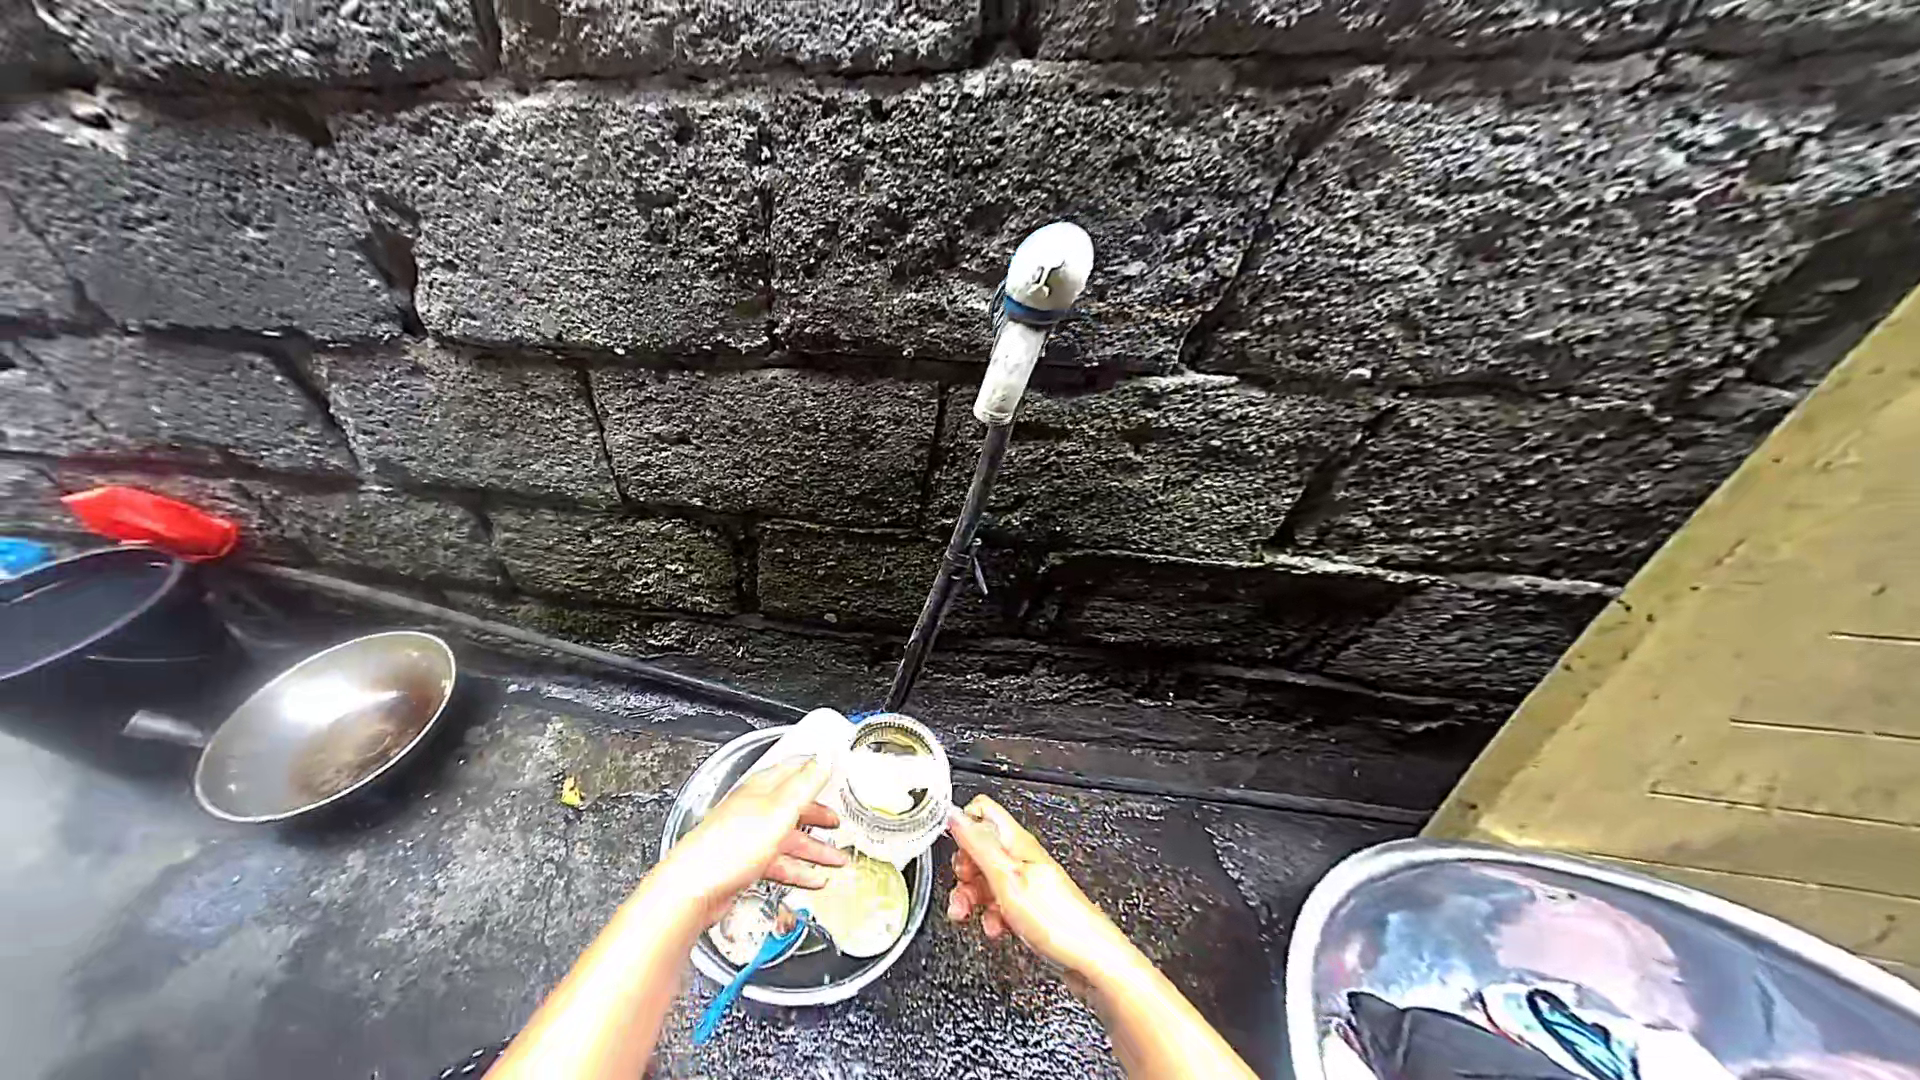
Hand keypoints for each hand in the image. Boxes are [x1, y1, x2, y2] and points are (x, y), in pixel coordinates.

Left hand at [652, 757, 848, 925]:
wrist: (691, 889)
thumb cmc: (728, 846)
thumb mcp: (778, 810)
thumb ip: (805, 783)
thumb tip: (825, 755)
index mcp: (762, 789)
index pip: (794, 771)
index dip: (815, 772)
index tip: (833, 773)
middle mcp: (755, 810)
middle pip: (793, 808)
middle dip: (818, 816)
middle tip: (837, 822)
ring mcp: (748, 838)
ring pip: (789, 839)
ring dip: (814, 850)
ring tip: (836, 860)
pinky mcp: (743, 865)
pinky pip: (779, 864)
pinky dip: (799, 871)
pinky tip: (812, 880)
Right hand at [946, 793, 1134, 978]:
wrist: (1091, 962)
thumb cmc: (1058, 921)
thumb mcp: (1007, 879)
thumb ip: (979, 845)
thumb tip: (954, 814)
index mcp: (1016, 841)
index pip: (981, 812)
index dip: (963, 828)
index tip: (957, 856)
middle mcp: (1021, 857)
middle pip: (979, 848)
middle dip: (963, 870)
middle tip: (964, 890)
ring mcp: (1026, 881)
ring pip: (986, 878)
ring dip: (972, 897)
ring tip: (970, 915)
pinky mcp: (1030, 905)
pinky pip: (999, 902)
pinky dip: (991, 915)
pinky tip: (996, 927)